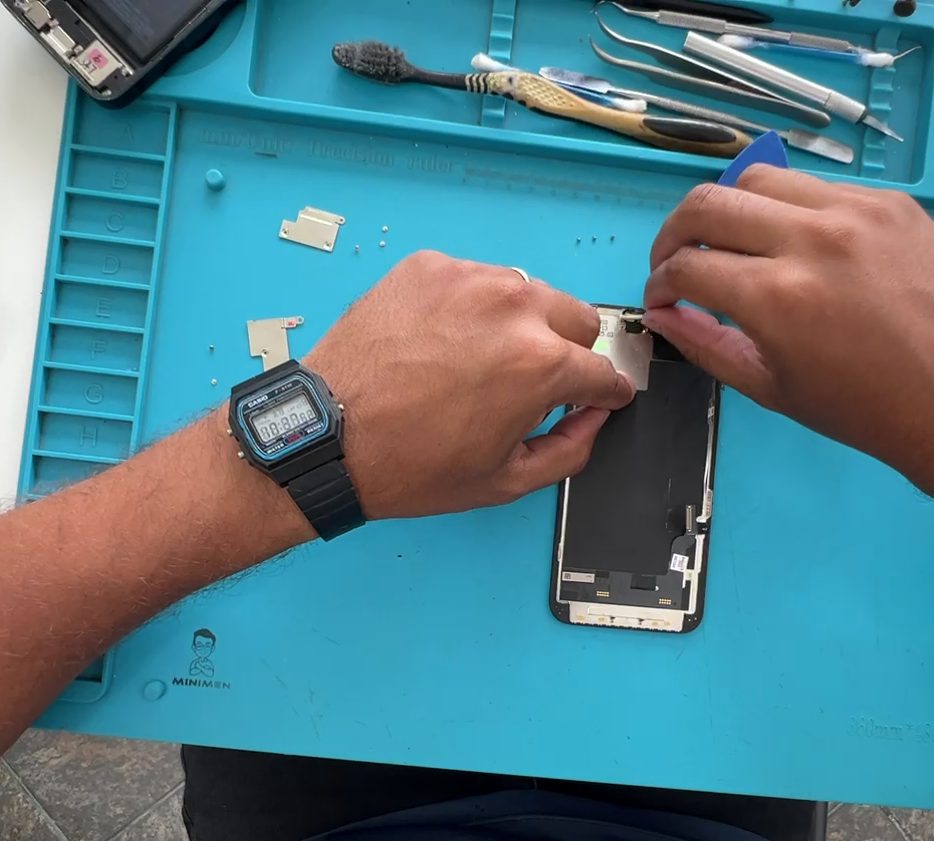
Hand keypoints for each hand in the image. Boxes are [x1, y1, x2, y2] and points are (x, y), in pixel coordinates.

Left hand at [308, 252, 636, 518]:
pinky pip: (476, 281)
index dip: (605, 393)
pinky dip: (473, 309)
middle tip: (535, 384)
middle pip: (577, 319)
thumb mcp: (504, 481)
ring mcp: (469, 278)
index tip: (598, 398)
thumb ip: (569, 451)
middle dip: (570, 354)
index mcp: (542, 364)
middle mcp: (514, 307)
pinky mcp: (429, 266)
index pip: (603, 371)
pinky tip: (444, 342)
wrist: (328, 437)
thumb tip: (593, 420)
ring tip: (481, 362)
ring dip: (522, 326)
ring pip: (528, 294)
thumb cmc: (413, 466)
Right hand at [640, 166, 933, 503]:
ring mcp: (855, 211)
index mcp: (775, 298)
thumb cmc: (859, 408)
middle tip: (674, 262)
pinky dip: (784, 210)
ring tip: (728, 244)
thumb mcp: (767, 386)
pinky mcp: (890, 201)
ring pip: (759, 179)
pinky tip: (790, 244)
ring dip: (726, 210)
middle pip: (708, 203)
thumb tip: (660, 314)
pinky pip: (815, 188)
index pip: (686, 266)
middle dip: (673, 235)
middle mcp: (810, 238)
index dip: (657, 284)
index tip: (659, 298)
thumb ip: (703, 343)